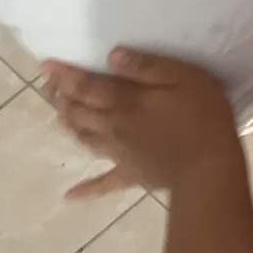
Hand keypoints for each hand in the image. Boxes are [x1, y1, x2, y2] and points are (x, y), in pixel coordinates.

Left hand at [41, 48, 243, 199]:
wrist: (207, 163)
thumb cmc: (201, 113)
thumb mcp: (183, 77)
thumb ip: (147, 66)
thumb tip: (113, 55)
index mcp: (125, 102)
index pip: (87, 86)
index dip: (65, 75)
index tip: (45, 66)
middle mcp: (113, 126)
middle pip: (78, 112)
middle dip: (61, 97)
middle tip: (50, 85)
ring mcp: (119, 153)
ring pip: (84, 138)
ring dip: (68, 125)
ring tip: (59, 114)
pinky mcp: (131, 174)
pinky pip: (103, 183)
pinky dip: (85, 189)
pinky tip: (69, 196)